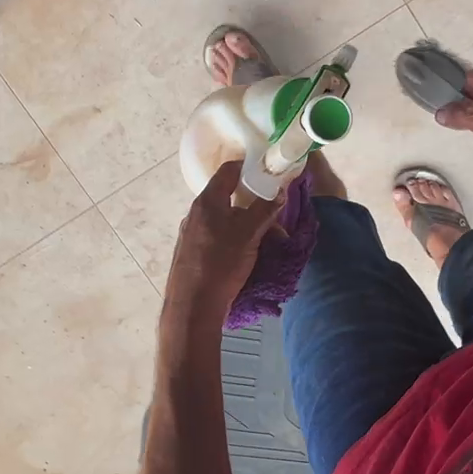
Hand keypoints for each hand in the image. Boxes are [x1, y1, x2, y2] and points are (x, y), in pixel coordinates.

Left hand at [164, 160, 284, 321]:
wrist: (193, 306)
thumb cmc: (221, 262)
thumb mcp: (249, 233)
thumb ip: (265, 210)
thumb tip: (280, 192)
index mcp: (207, 201)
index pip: (228, 171)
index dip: (249, 167)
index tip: (269, 173)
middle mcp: (196, 213)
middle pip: (229, 198)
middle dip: (255, 205)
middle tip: (275, 217)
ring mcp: (192, 234)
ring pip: (226, 221)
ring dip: (248, 227)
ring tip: (269, 243)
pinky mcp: (193, 254)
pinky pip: (219, 238)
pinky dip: (236, 240)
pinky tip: (248, 257)